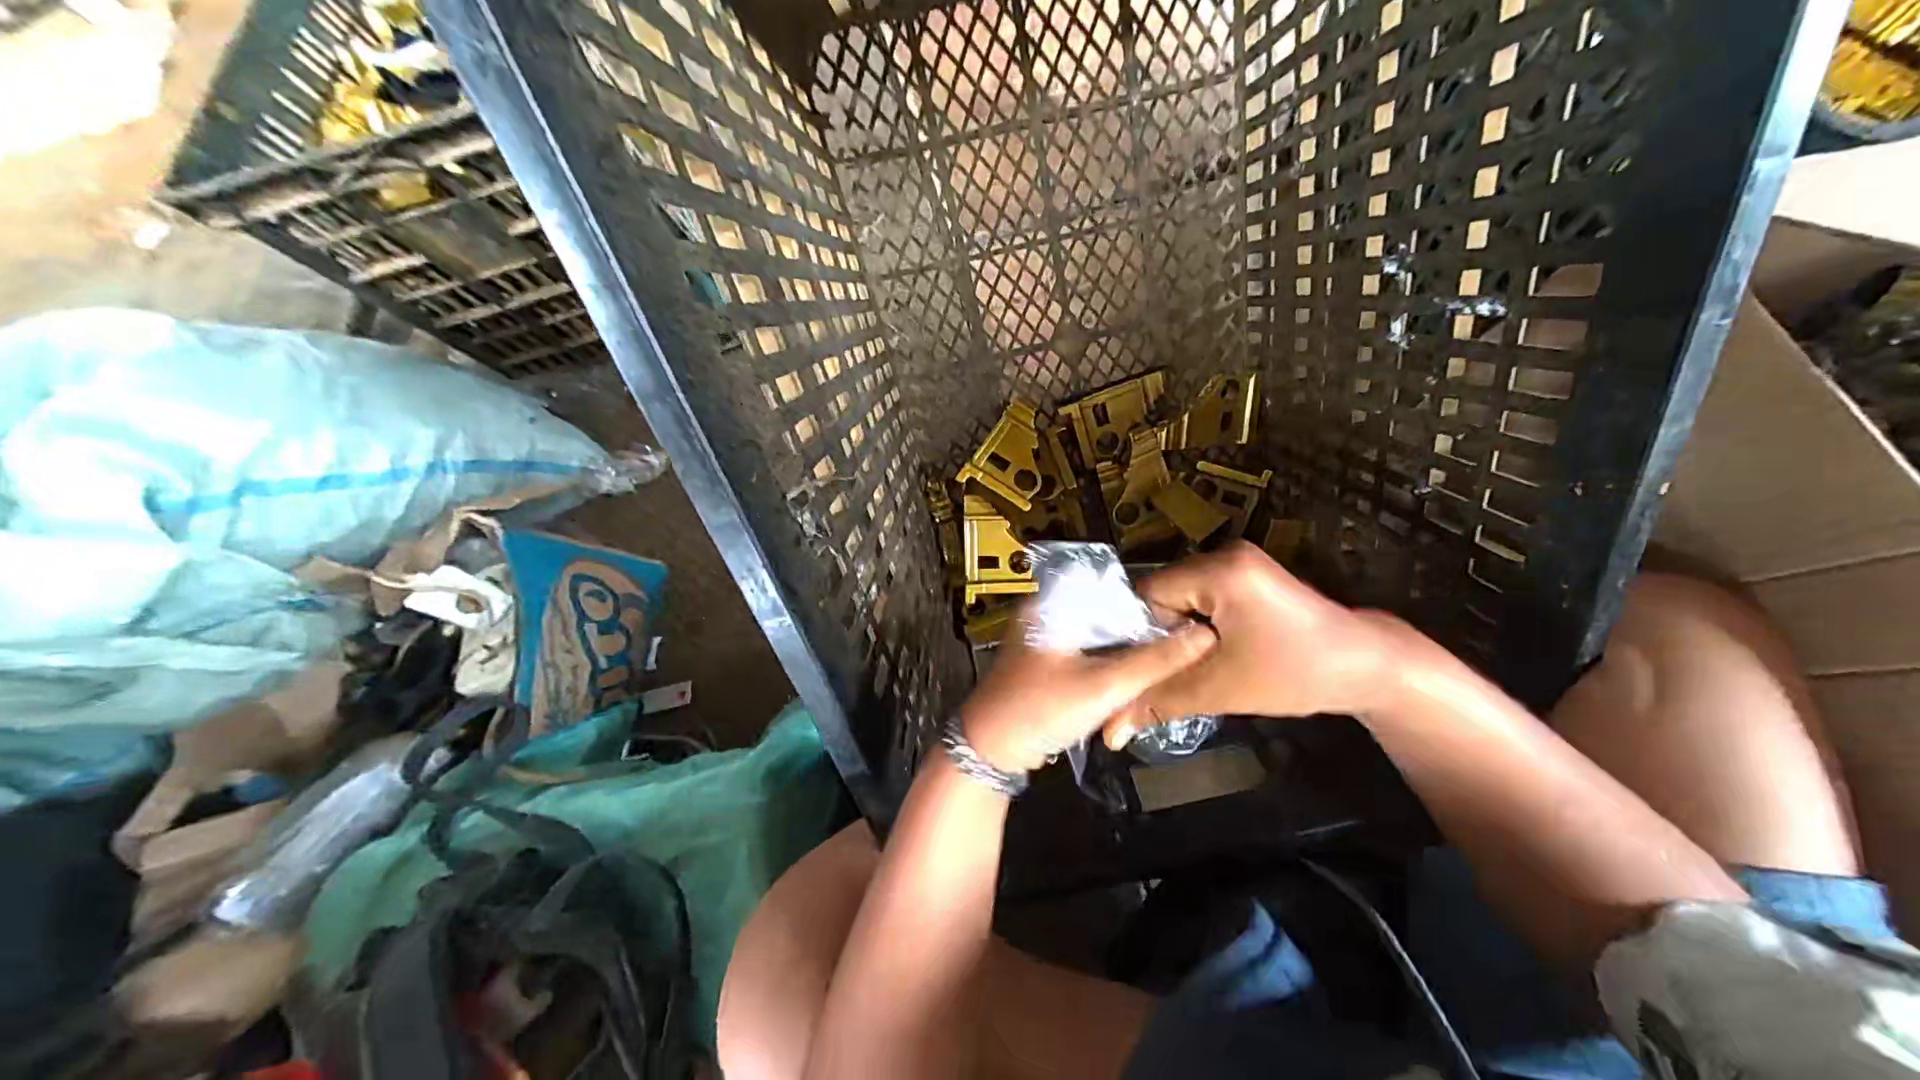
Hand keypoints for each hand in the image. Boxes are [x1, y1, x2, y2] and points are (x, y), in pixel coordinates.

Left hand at [959, 610, 1215, 773]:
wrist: (990, 751)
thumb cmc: (1040, 710)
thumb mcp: (1103, 686)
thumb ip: (1155, 662)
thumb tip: (1204, 636)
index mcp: (1052, 603)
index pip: (1112, 586)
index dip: (1150, 600)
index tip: (1185, 618)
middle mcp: (1046, 612)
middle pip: (1108, 611)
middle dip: (1143, 627)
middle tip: (1183, 640)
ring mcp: (1045, 638)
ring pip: (1100, 634)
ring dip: (1129, 647)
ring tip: (1168, 656)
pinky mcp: (1047, 663)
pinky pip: (1089, 653)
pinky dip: (1111, 662)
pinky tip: (1137, 673)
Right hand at [1107, 542, 1403, 742]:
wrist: (1368, 667)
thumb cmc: (1296, 674)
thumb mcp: (1221, 690)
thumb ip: (1158, 701)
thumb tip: (1108, 731)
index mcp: (1218, 568)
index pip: (1146, 594)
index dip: (1139, 635)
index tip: (1139, 670)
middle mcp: (1223, 553)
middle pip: (1161, 594)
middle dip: (1159, 636)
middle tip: (1162, 674)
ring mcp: (1237, 562)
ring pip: (1179, 598)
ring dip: (1178, 634)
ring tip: (1186, 667)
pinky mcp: (1246, 575)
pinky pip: (1201, 598)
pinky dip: (1197, 627)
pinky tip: (1206, 653)